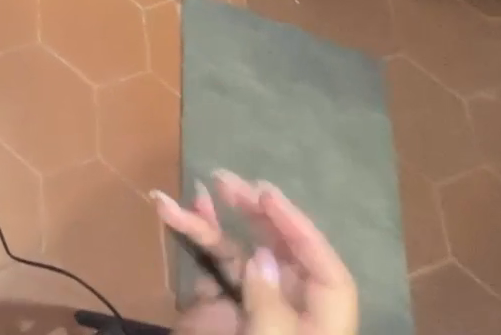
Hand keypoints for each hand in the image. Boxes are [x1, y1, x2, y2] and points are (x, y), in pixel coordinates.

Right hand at [154, 171, 358, 334]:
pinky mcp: (216, 306)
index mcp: (318, 330)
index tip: (266, 196)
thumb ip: (270, 309)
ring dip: (212, 221)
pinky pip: (210, 262)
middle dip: (257, 215)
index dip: (302, 233)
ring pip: (239, 253)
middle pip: (284, 256)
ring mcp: (250, 309)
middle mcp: (289, 314)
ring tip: (188, 193)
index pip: (326, 275)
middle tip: (227, 180)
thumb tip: (262, 257)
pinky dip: (194, 234)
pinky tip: (174, 211)